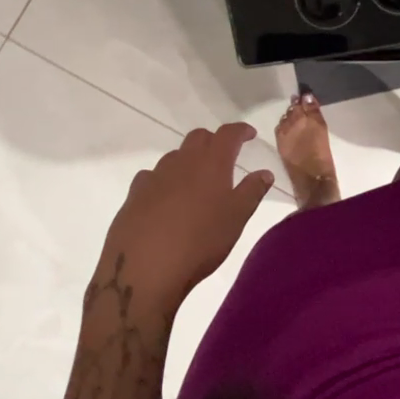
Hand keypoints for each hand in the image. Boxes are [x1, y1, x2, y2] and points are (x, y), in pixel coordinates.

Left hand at [93, 123, 275, 312]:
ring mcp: (154, 176)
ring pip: (174, 156)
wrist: (145, 267)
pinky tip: (165, 197)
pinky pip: (152, 176)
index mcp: (211, 163)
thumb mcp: (236, 219)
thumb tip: (264, 172)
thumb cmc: (200, 242)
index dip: (240, 130)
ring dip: (188, 161)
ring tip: (196, 181)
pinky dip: (164, 180)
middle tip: (224, 156)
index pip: (228, 134)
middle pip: (198, 137)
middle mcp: (182, 161)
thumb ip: (252, 191)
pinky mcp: (134, 194)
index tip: (250, 134)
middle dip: (213, 141)